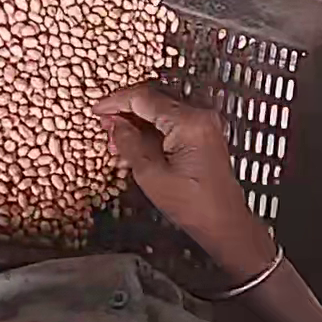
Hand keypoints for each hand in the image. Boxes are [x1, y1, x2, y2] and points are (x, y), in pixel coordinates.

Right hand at [94, 82, 275, 277]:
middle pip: (154, 101)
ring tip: (117, 139)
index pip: (144, 98)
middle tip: (104, 125)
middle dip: (126, 111)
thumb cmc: (192, 205)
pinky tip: (136, 144)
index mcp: (188, 122)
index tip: (97, 109)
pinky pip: (173, 123)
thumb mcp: (151, 175)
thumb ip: (129, 143)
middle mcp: (200, 116)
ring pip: (161, 112)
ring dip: (138, 121)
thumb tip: (114, 123)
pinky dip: (152, 130)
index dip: (116, 101)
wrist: (224, 222)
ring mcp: (205, 124)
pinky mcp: (205, 135)